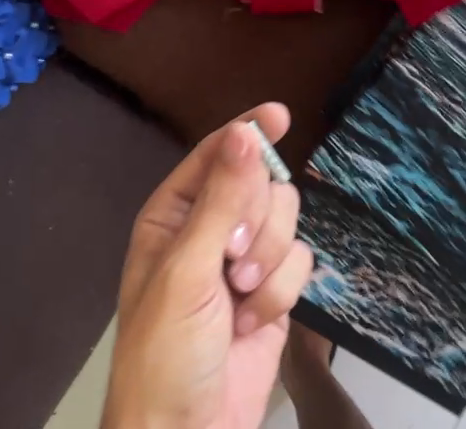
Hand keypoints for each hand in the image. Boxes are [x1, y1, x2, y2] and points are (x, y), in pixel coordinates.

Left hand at [104, 105, 314, 428]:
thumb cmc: (165, 349)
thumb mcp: (186, 270)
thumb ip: (222, 200)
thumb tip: (245, 133)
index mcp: (176, 213)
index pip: (217, 155)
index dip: (248, 133)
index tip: (279, 116)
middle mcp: (212, 228)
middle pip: (263, 185)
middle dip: (255, 222)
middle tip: (232, 257)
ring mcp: (246, 259)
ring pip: (286, 221)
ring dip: (268, 262)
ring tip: (240, 296)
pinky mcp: (274, 291)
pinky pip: (300, 261)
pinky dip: (282, 293)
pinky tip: (254, 321)